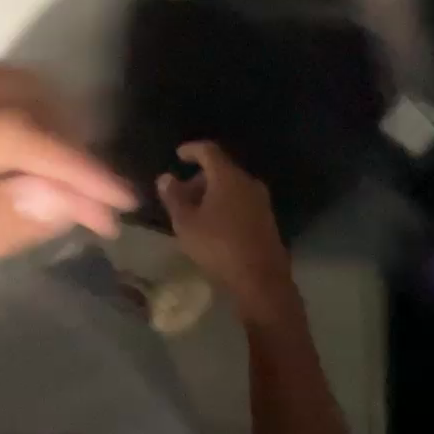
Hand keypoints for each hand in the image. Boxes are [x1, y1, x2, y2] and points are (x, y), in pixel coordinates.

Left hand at [0, 67, 135, 309]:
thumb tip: (64, 196)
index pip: (7, 133)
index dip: (71, 163)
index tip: (117, 200)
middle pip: (19, 98)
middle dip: (71, 149)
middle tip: (98, 210)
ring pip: (14, 84)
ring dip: (56, 129)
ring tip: (76, 190)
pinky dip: (32, 118)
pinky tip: (43, 160)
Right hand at [158, 141, 295, 314]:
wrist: (262, 283)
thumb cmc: (218, 246)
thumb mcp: (186, 222)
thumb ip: (173, 197)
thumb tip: (166, 178)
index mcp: (228, 176)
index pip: (208, 150)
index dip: (191, 149)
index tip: (178, 155)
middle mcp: (248, 182)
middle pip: (221, 169)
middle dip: (199, 178)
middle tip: (181, 194)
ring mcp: (261, 202)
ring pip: (232, 187)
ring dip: (212, 194)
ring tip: (195, 213)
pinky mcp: (268, 221)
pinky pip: (242, 202)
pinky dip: (226, 205)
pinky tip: (215, 226)